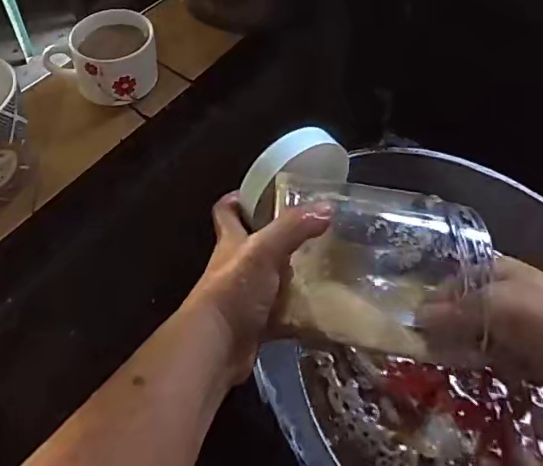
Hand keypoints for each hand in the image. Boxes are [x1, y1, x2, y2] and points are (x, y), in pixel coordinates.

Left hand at [183, 192, 332, 385]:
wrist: (215, 349)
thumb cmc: (232, 290)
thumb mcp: (263, 250)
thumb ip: (293, 227)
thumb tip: (327, 207)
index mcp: (230, 240)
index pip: (226, 210)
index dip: (240, 199)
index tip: (265, 193)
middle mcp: (234, 265)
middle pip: (252, 243)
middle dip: (278, 237)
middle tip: (308, 231)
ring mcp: (243, 296)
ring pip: (269, 278)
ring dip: (291, 275)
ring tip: (322, 267)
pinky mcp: (254, 325)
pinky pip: (280, 314)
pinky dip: (297, 312)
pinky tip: (321, 309)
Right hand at [422, 256, 542, 389]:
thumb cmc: (540, 318)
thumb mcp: (489, 306)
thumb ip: (453, 312)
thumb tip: (417, 317)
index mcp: (501, 267)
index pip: (459, 279)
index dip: (437, 298)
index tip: (417, 321)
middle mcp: (515, 290)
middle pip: (474, 307)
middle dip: (454, 327)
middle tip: (434, 348)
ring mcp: (532, 322)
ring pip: (491, 335)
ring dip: (474, 350)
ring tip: (458, 365)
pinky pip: (510, 358)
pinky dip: (498, 365)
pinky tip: (491, 375)